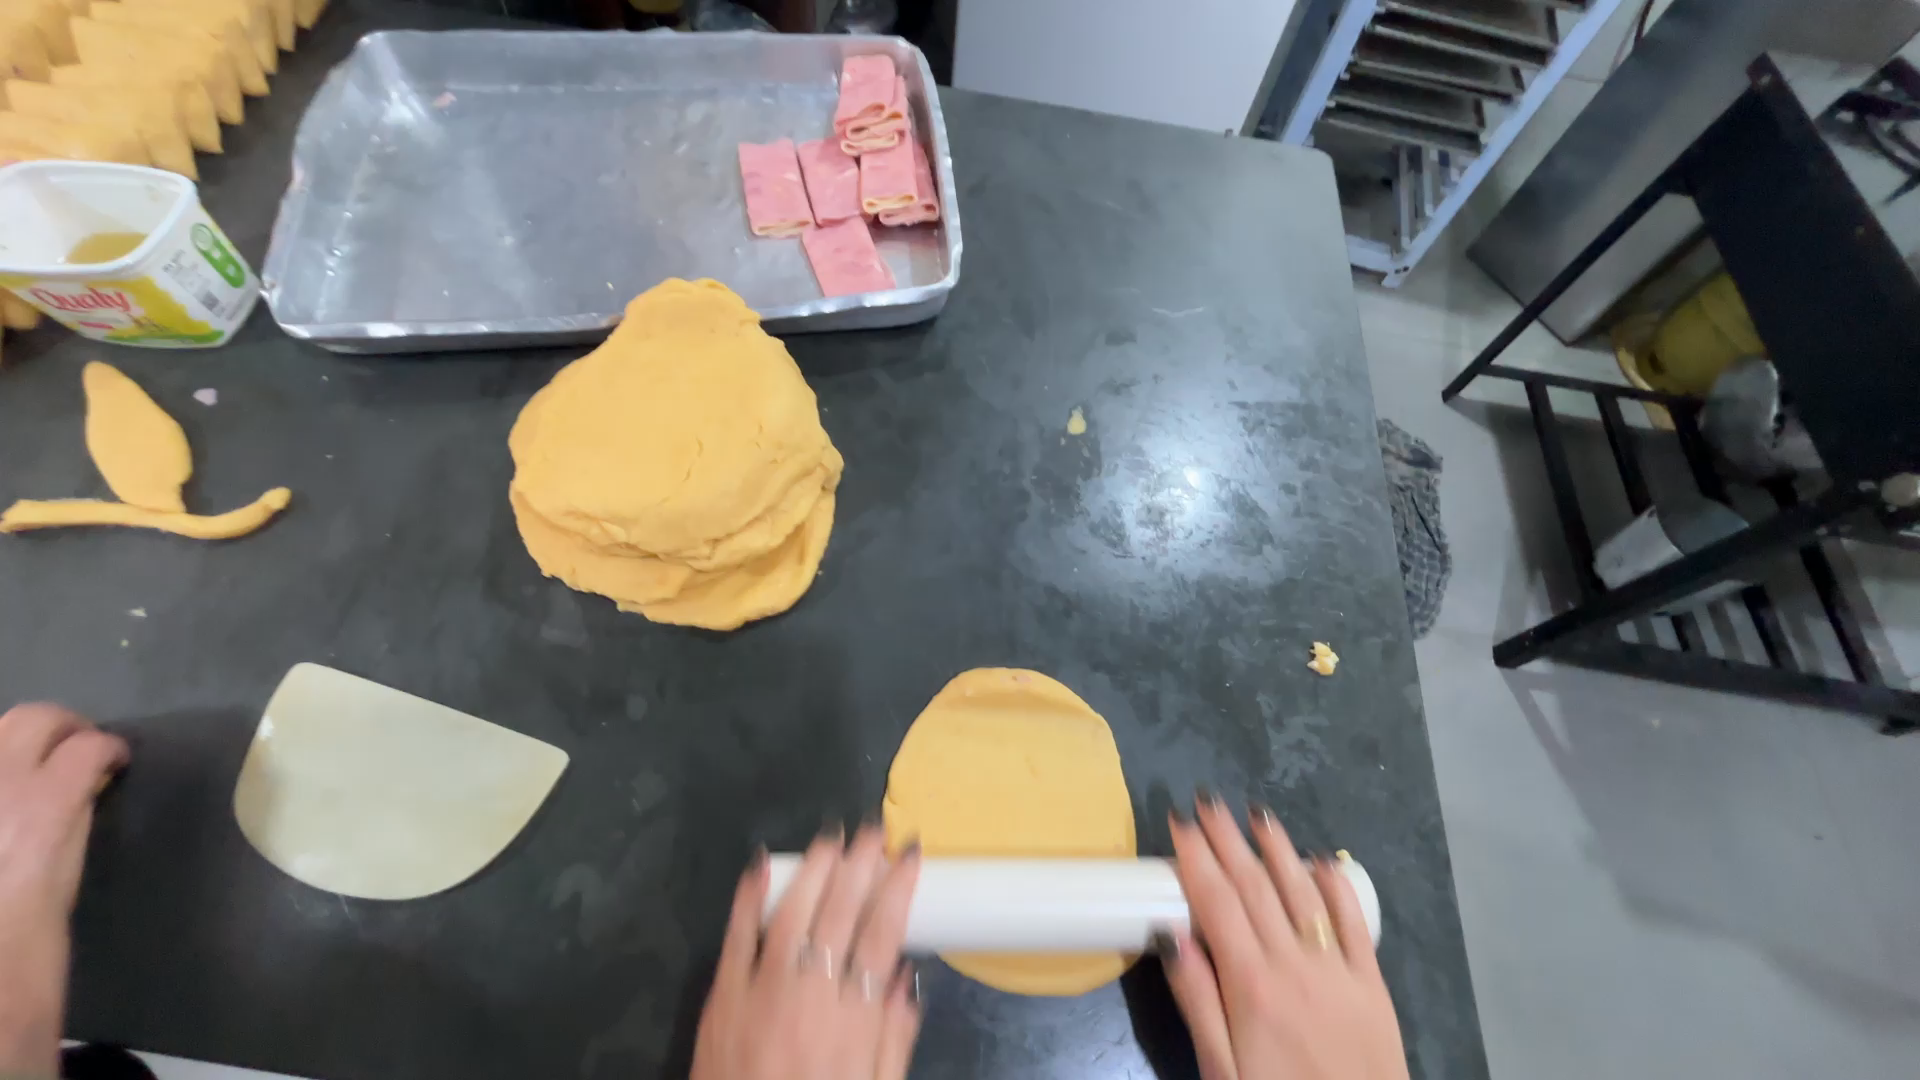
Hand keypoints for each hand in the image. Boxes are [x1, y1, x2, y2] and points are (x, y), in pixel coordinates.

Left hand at [0, 703, 128, 1076]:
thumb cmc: (21, 932)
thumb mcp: (61, 867)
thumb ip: (67, 813)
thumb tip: (82, 781)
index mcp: (42, 804)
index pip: (89, 744)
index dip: (108, 750)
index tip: (114, 762)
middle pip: (31, 719)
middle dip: (60, 728)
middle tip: (72, 753)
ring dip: (14, 746)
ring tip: (25, 773)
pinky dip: (2, 774)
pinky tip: (8, 798)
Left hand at [691, 824, 922, 1079]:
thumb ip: (894, 1037)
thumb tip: (908, 975)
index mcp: (853, 1018)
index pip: (883, 933)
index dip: (898, 887)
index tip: (909, 852)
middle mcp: (810, 993)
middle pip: (841, 912)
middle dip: (860, 863)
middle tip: (873, 828)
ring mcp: (761, 990)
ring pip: (794, 912)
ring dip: (815, 868)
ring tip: (832, 835)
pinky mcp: (721, 996)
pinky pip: (736, 936)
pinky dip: (749, 897)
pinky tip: (761, 864)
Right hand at [1163, 797, 1408, 1079]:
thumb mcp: (1221, 1069)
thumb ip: (1197, 1000)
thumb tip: (1170, 932)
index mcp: (1251, 984)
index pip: (1216, 902)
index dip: (1196, 857)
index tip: (1180, 822)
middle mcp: (1294, 965)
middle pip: (1255, 886)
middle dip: (1228, 839)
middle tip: (1208, 803)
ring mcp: (1337, 971)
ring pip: (1302, 894)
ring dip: (1278, 850)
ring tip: (1258, 815)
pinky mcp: (1372, 985)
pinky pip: (1354, 925)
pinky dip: (1337, 888)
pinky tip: (1322, 861)